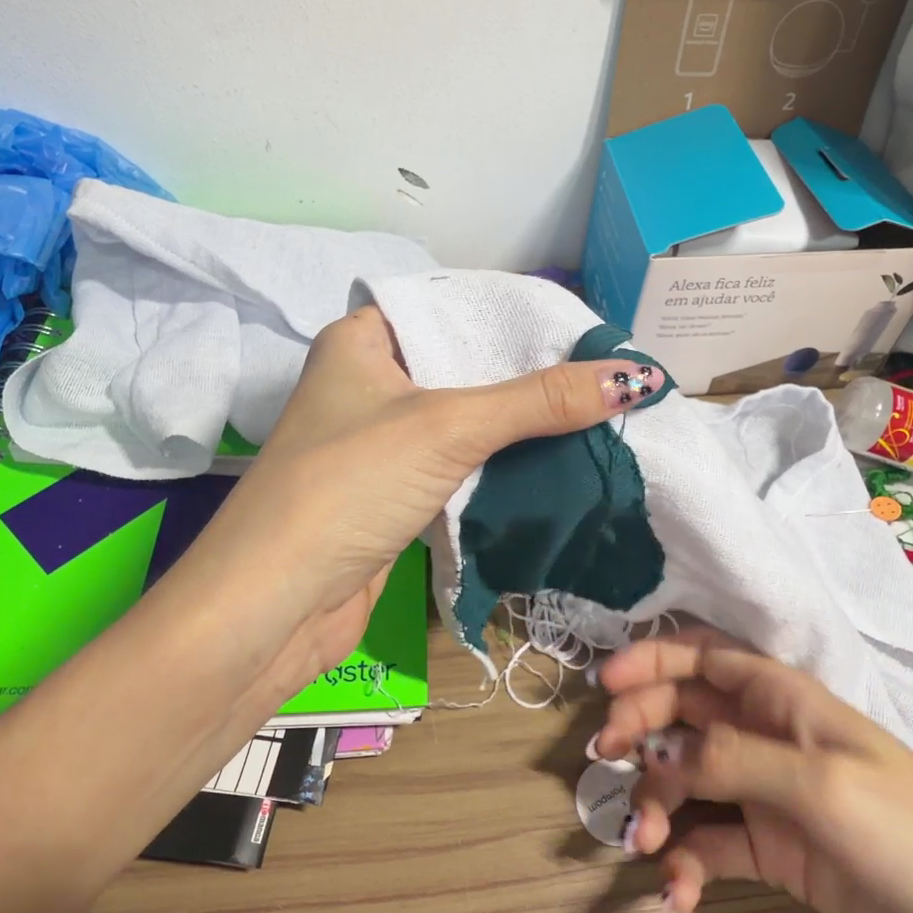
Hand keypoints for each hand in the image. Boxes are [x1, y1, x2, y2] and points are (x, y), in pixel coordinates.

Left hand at [180, 305, 665, 679]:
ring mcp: (378, 441)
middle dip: (529, 374)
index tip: (585, 326)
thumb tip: (638, 378)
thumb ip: (540, 401)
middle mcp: (367, 382)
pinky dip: (501, 464)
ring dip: (520, 424)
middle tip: (605, 373)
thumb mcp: (447, 427)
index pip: (452, 306)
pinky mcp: (392, 494)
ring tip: (598, 411)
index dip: (517, 314)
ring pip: (464, 419)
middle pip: (464, 364)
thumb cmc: (347, 487)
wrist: (273, 607)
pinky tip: (558, 461)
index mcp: (361, 340)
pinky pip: (458, 465)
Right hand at [593, 627, 912, 912]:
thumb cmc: (912, 832)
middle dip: (641, 730)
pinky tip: (675, 891)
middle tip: (607, 760)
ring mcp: (768, 794)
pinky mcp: (773, 851)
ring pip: (687, 779)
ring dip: (656, 804)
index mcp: (783, 699)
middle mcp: (767, 736)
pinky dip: (685, 862)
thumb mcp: (821, 785)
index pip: (704, 658)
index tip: (604, 683)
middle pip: (684, 713)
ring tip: (647, 842)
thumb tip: (661, 751)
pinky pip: (710, 843)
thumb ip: (734, 759)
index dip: (651, 660)